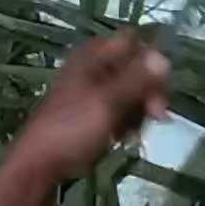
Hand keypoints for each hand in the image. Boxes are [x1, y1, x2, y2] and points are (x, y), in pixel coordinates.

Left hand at [11, 31, 170, 182]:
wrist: (40, 164)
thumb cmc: (72, 128)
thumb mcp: (108, 101)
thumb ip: (137, 79)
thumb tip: (164, 57)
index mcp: (93, 55)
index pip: (133, 41)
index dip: (150, 60)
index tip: (159, 87)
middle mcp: (93, 66)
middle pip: (135, 67)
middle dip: (149, 91)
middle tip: (155, 116)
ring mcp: (93, 90)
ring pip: (131, 91)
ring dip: (139, 110)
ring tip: (132, 132)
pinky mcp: (93, 112)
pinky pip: (120, 108)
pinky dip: (126, 121)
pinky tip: (124, 138)